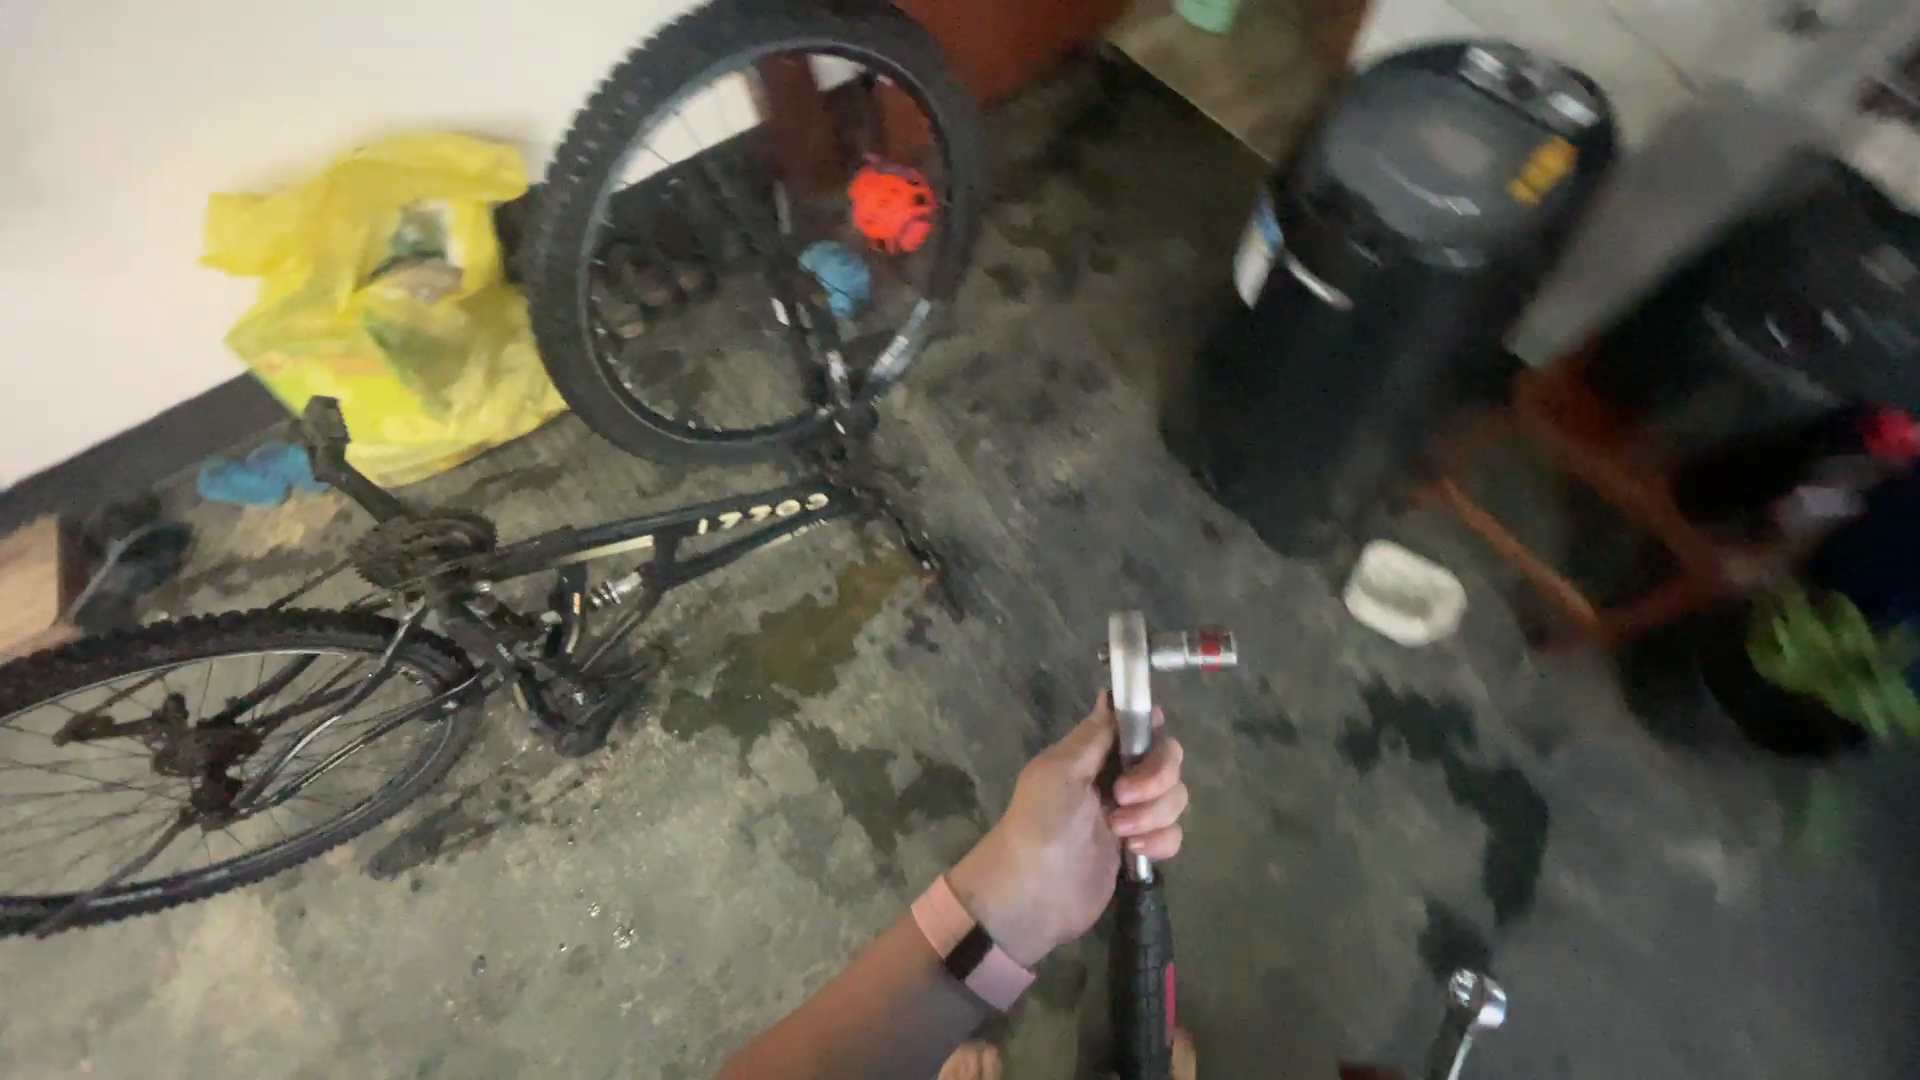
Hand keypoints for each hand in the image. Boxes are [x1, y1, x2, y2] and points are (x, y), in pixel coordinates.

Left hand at [946, 694, 1187, 966]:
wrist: (1033, 891)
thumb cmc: (1040, 821)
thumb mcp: (1060, 769)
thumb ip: (1093, 735)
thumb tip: (1109, 695)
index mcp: (1093, 753)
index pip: (1138, 726)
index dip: (1151, 730)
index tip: (1148, 744)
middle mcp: (1116, 777)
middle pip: (1167, 759)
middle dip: (1156, 777)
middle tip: (1121, 795)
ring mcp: (1130, 813)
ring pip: (1175, 797)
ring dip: (1153, 812)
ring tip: (1118, 830)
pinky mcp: (1139, 848)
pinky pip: (1172, 834)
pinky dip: (1160, 841)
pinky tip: (1133, 852)